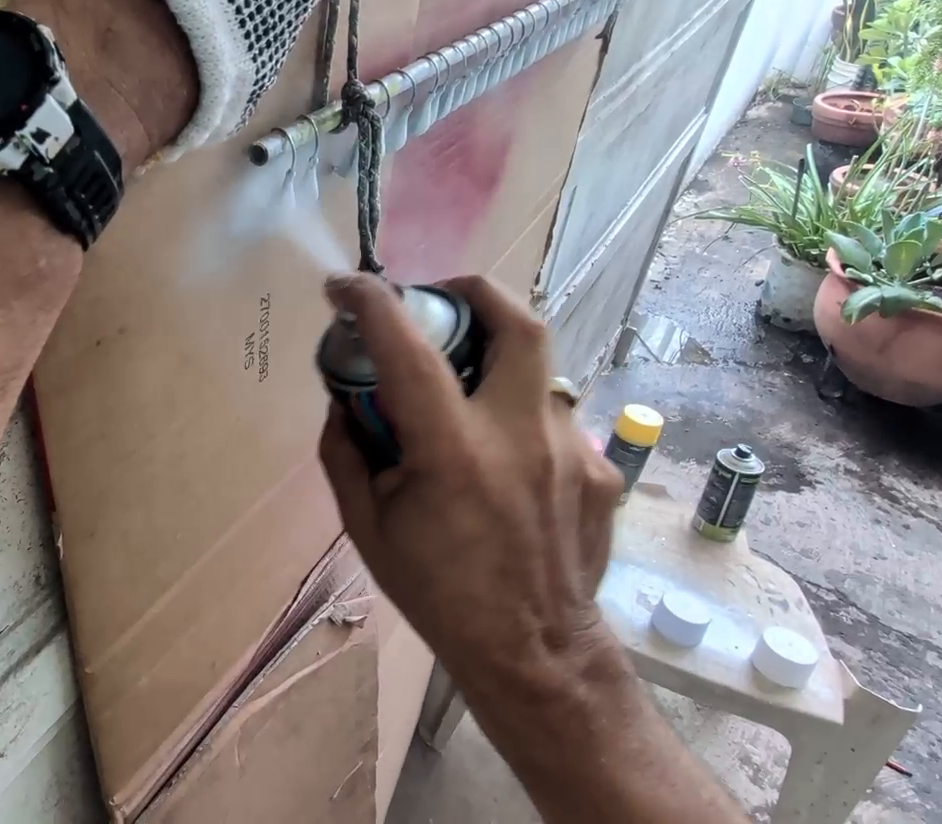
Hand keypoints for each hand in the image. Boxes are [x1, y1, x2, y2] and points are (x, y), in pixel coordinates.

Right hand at [316, 274, 624, 696]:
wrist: (536, 655)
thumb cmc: (436, 591)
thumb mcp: (364, 523)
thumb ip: (344, 450)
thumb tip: (344, 399)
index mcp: (453, 451)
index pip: (407, 348)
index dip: (370, 302)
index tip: (344, 286)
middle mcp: (521, 436)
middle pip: (518, 322)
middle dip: (471, 291)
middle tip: (434, 299)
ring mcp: (571, 450)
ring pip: (536, 368)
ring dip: (491, 358)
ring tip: (460, 386)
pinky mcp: (598, 468)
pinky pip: (550, 416)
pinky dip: (512, 412)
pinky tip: (495, 452)